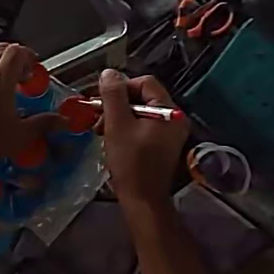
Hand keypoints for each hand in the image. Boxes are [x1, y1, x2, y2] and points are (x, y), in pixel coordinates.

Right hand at [98, 68, 188, 205]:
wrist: (142, 200)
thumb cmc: (130, 163)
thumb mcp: (117, 124)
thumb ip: (113, 95)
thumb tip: (109, 73)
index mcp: (169, 111)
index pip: (145, 82)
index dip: (121, 87)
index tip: (101, 100)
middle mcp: (175, 119)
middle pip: (142, 97)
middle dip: (117, 104)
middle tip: (98, 116)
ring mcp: (170, 133)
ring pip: (140, 112)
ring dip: (118, 116)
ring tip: (101, 129)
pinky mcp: (162, 145)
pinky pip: (143, 126)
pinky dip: (126, 128)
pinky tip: (111, 137)